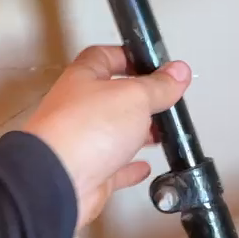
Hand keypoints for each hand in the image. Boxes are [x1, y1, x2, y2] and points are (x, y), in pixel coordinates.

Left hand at [22, 46, 190, 226]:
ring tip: (160, 131)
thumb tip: (178, 72)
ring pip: (114, 134)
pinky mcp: (90, 174)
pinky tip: (143, 167)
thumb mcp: (134, 97)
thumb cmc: (83, 131)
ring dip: (137, 133)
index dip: (128, 56)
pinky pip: (113, 168)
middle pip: (111, 97)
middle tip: (162, 99)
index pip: (104, 57)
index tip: (150, 61)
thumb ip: (158, 86)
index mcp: (83, 79)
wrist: (60, 181)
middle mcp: (79, 109)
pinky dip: (130, 167)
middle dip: (138, 99)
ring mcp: (83, 143)